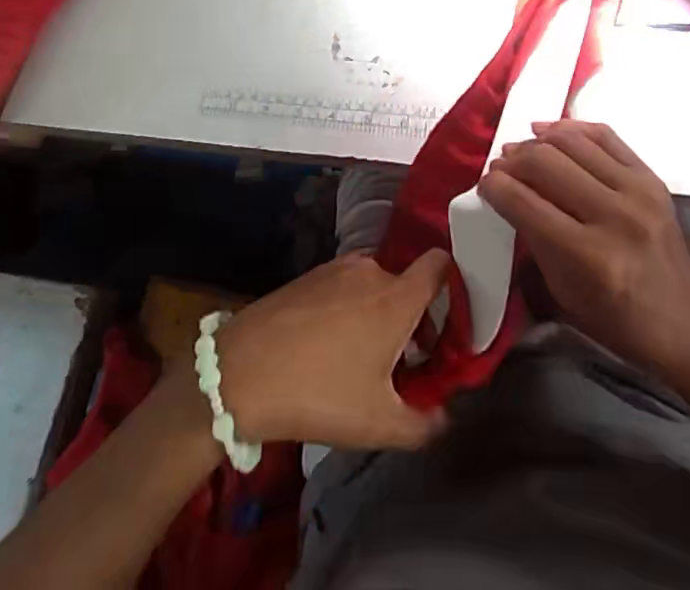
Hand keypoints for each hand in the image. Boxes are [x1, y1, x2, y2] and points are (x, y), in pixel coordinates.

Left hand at [213, 251, 450, 450]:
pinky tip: (326, 348)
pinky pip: (343, 287)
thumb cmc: (318, 394)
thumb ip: (424, 424)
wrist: (236, 374)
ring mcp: (334, 271)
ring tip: (362, 358)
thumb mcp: (377, 424)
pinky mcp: (305, 278)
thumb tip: (444, 418)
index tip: (452, 318)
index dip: (453, 283)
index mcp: (397, 297)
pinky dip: (348, 309)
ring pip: (374, 287)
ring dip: (379, 314)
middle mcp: (371, 272)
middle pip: (407, 285)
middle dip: (413, 319)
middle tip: (403, 361)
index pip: (440, 264)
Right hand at [479, 120, 689, 370]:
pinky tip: (550, 131)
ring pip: (572, 142)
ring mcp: (638, 191)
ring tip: (521, 148)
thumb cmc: (615, 318)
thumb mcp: (561, 292)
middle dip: (513, 160)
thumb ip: (533, 240)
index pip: (525, 203)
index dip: (495, 187)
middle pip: (546, 164)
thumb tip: (508, 195)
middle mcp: (614, 215)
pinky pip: (605, 136)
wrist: (682, 316)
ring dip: (538, 141)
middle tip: (499, 167)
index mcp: (588, 256)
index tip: (484, 183)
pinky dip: (572, 128)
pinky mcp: (652, 177)